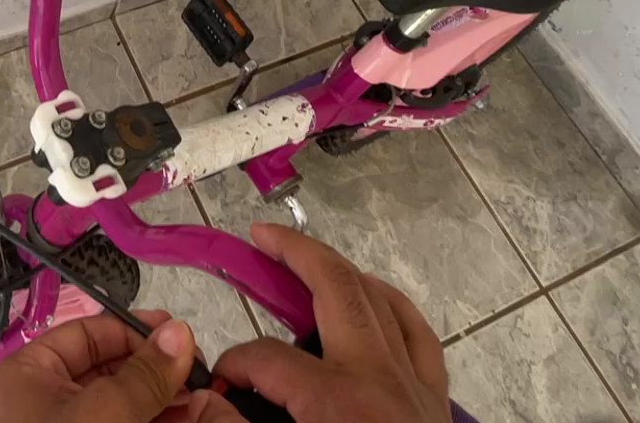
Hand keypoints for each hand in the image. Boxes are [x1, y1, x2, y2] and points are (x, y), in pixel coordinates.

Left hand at [0, 309, 242, 422]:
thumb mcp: (103, 415)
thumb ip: (143, 376)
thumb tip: (179, 332)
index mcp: (31, 374)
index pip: (88, 334)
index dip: (134, 331)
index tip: (179, 335)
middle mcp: (45, 402)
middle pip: (107, 369)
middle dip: (154, 369)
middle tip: (198, 371)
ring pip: (120, 405)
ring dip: (161, 400)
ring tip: (200, 398)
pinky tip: (185, 422)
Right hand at [215, 224, 449, 422]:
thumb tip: (203, 397)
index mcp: (339, 402)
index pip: (266, 357)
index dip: (233, 363)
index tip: (216, 384)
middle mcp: (379, 378)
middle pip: (334, 285)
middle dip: (292, 251)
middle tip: (258, 235)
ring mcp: (414, 387)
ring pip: (379, 299)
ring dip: (339, 270)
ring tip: (306, 262)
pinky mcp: (435, 404)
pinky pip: (417, 334)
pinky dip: (390, 305)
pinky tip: (370, 298)